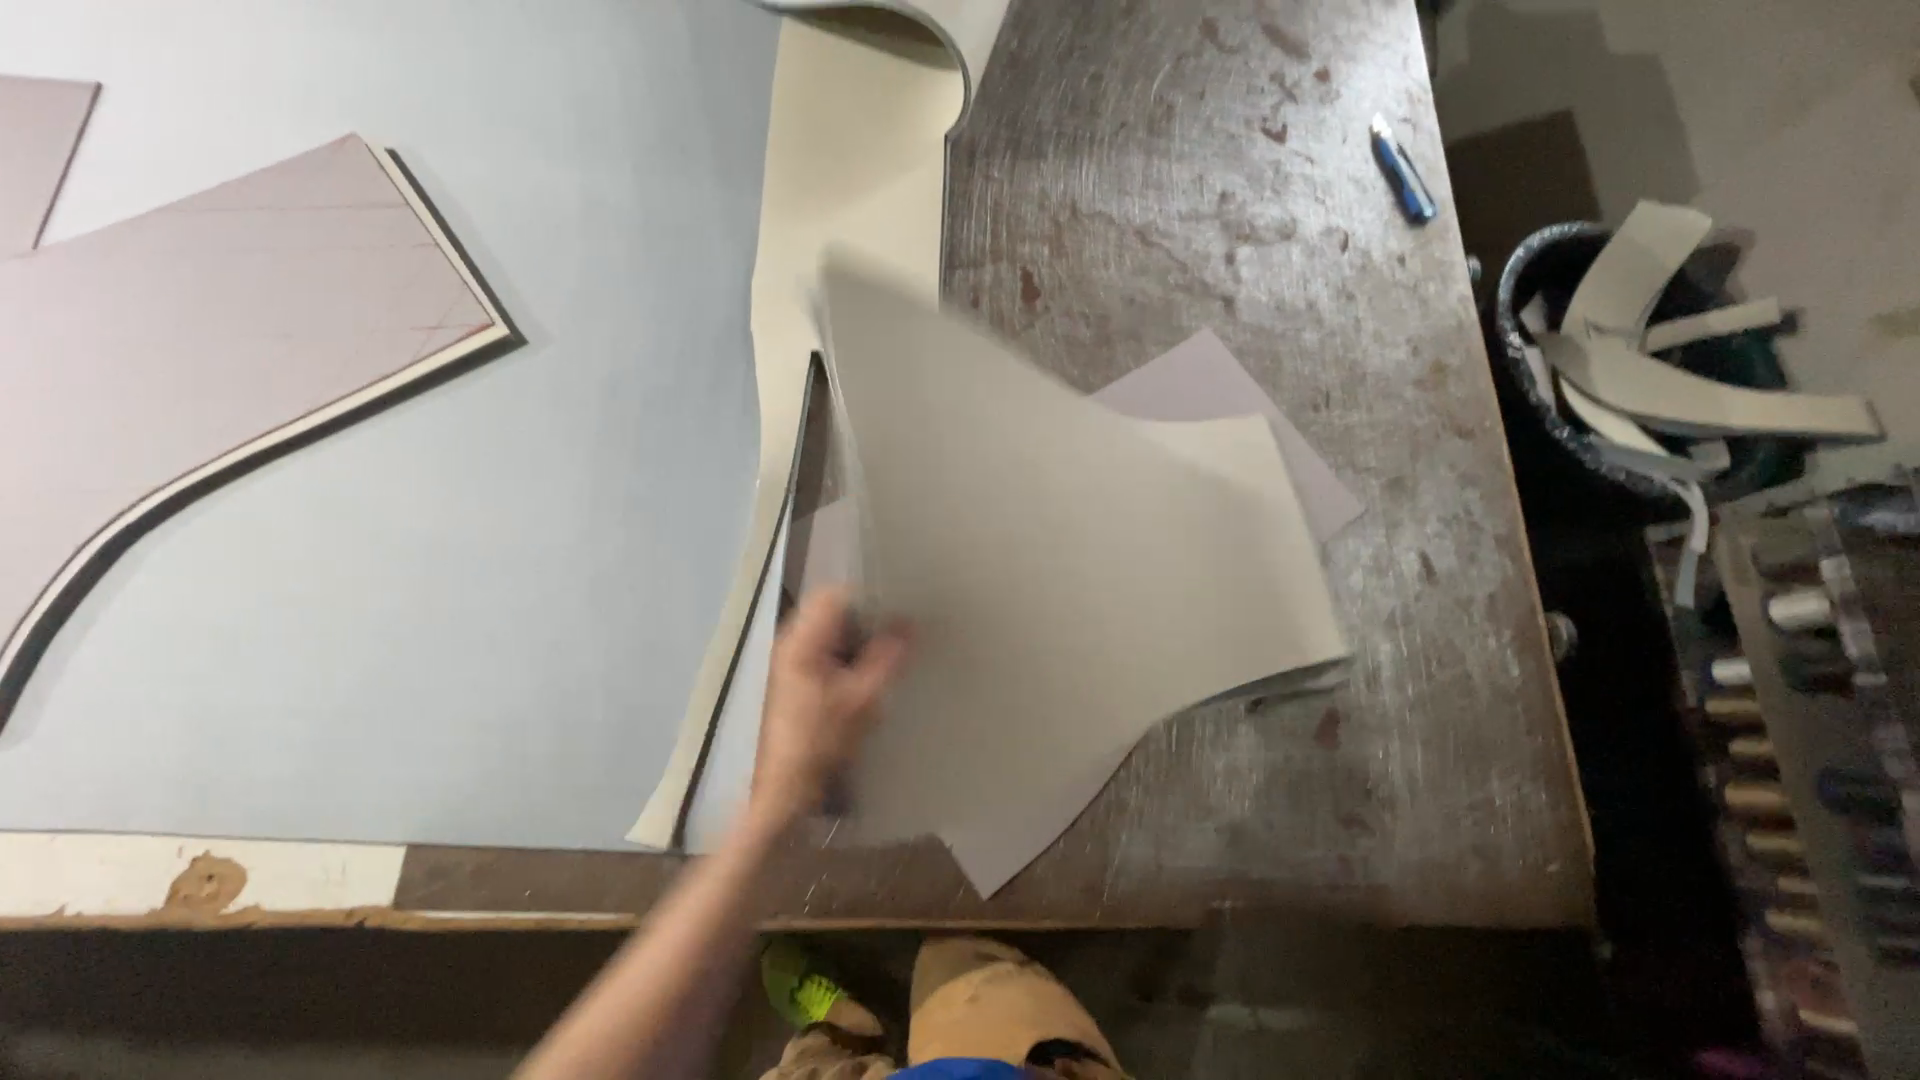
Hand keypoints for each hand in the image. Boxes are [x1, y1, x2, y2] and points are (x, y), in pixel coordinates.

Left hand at [749, 587, 912, 826]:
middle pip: (831, 611)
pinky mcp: (794, 679)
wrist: (784, 787)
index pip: (834, 595)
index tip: (897, 609)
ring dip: (858, 640)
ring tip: (888, 654)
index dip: (867, 597)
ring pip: (830, 633)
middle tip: (898, 633)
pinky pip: (825, 652)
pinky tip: (867, 676)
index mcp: (801, 641)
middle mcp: (790, 643)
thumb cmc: (820, 742)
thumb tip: (909, 624)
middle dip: (866, 620)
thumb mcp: (863, 700)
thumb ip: (887, 658)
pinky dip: (847, 657)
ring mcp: (789, 661)